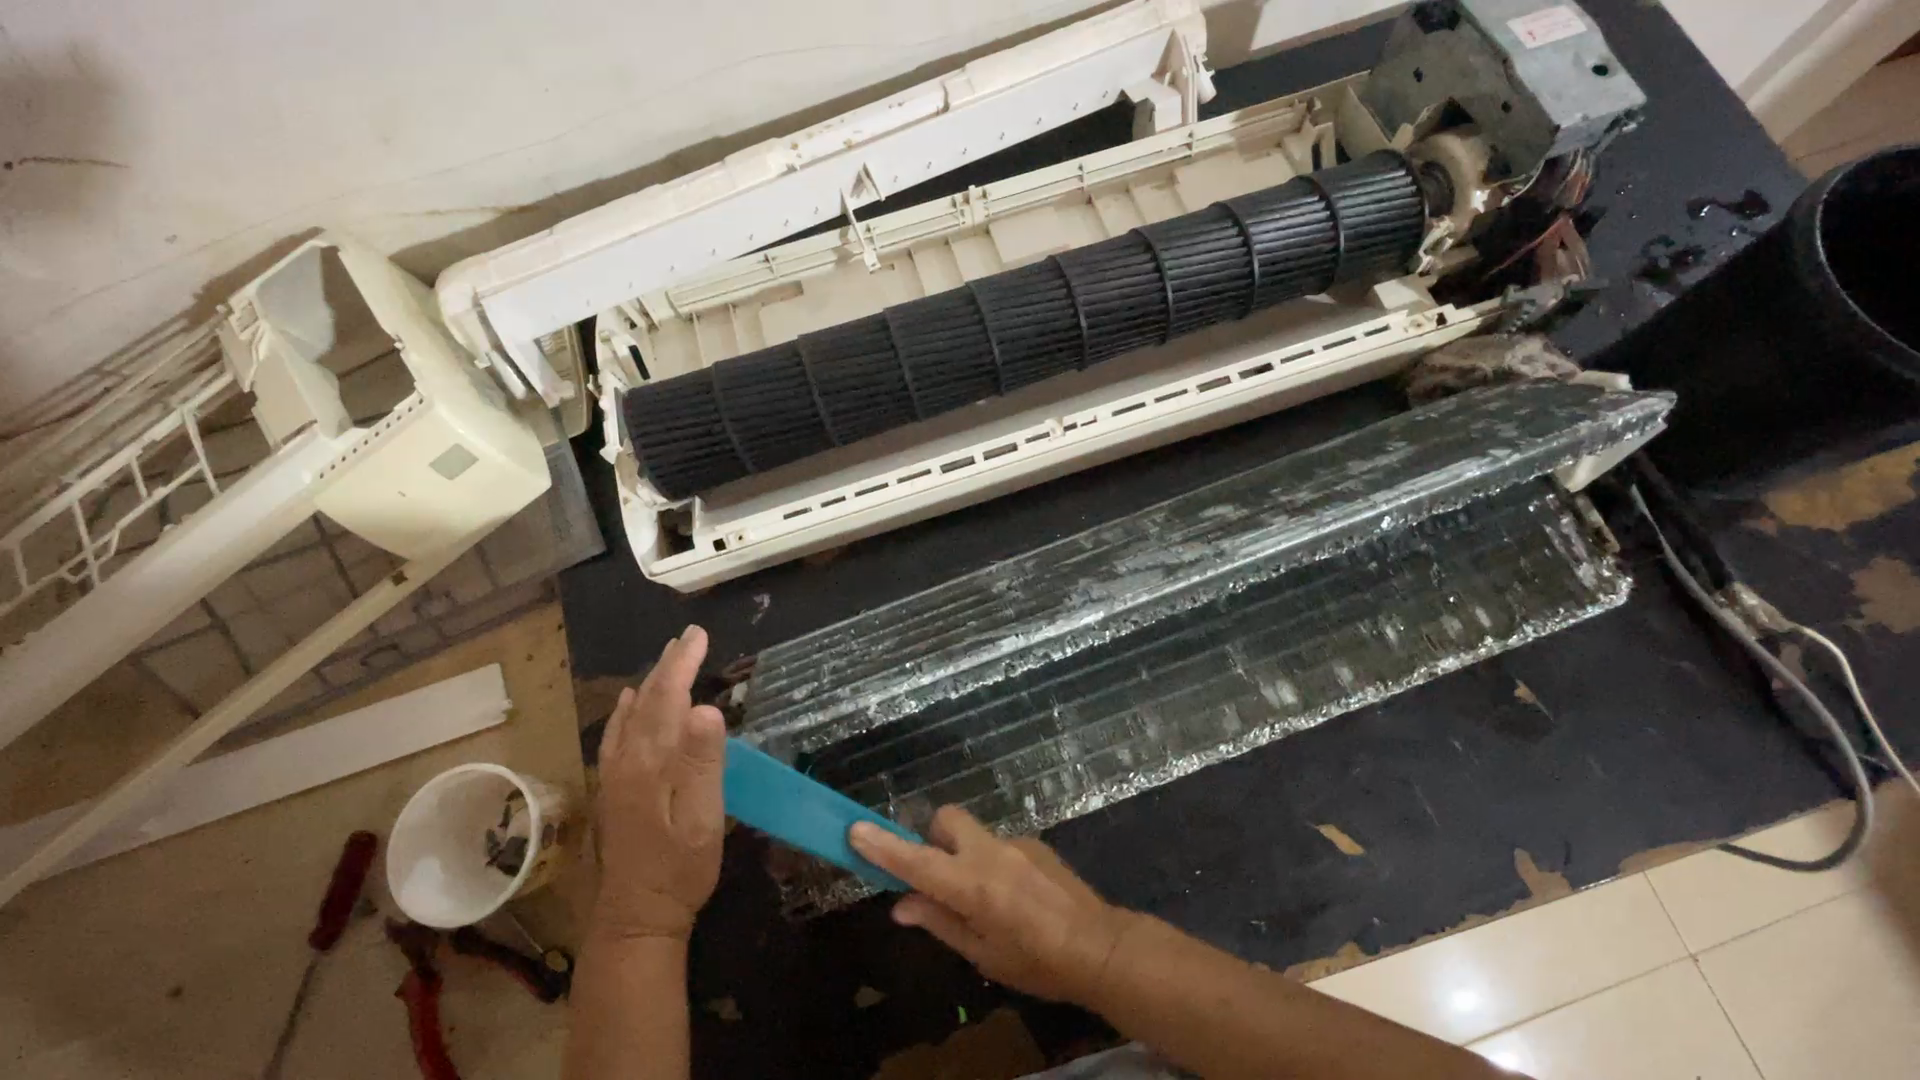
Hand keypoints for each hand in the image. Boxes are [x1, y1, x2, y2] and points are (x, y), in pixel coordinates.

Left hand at [592, 625, 727, 940]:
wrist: (636, 915)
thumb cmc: (680, 869)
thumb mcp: (702, 819)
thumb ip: (704, 764)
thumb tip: (707, 709)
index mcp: (652, 763)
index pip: (668, 699)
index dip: (683, 664)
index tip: (699, 635)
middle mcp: (627, 760)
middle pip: (647, 700)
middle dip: (669, 665)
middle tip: (689, 636)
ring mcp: (615, 775)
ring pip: (631, 714)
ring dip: (649, 682)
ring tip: (666, 658)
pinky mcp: (613, 789)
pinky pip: (617, 735)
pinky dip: (626, 710)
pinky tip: (629, 703)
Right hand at [848, 806, 1138, 1004]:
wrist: (1100, 946)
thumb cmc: (1037, 962)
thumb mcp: (982, 954)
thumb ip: (939, 922)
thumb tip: (900, 906)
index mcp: (973, 887)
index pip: (917, 861)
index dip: (883, 846)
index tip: (855, 830)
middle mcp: (991, 854)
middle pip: (946, 819)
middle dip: (932, 836)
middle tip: (937, 873)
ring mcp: (1017, 844)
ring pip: (974, 833)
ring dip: (964, 853)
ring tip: (983, 899)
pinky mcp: (1036, 844)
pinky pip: (999, 844)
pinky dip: (991, 861)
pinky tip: (1013, 897)